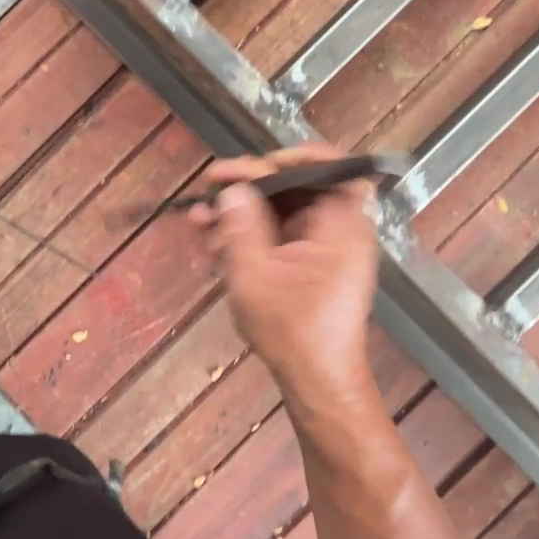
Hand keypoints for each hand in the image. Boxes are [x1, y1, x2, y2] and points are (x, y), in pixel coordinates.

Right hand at [187, 144, 380, 419]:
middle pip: (296, 188)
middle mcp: (338, 232)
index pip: (333, 168)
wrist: (315, 381)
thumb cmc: (291, 327)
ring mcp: (324, 251)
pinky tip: (212, 246)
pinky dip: (248, 237)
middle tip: (210, 186)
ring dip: (239, 214)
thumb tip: (233, 189)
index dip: (296, 157)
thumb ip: (241, 224)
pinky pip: (278, 237)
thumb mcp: (254, 272)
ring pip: (280, 213)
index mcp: (340, 226)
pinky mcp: (308, 268)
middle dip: (249, 187)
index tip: (255, 165)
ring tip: (198, 221)